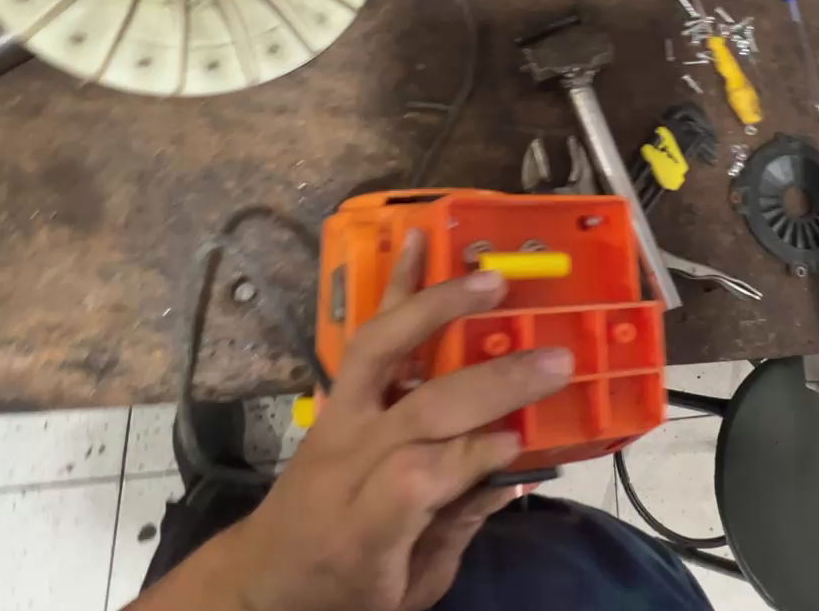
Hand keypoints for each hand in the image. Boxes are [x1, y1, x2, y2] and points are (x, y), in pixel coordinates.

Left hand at [135, 229, 572, 610]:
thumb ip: (460, 528)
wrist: (264, 575)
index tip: (525, 436)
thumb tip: (515, 470)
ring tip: (491, 280)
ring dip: (441, 308)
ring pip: (383, 349)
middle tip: (554, 358)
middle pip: (421, 409)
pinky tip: (417, 243)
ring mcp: (339, 415)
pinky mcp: (337, 392)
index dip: (476, 454)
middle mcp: (348, 460)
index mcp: (365, 527)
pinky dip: (396, 286)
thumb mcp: (409, 591)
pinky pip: (367, 332)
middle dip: (493, 383)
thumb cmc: (344, 593)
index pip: (422, 477)